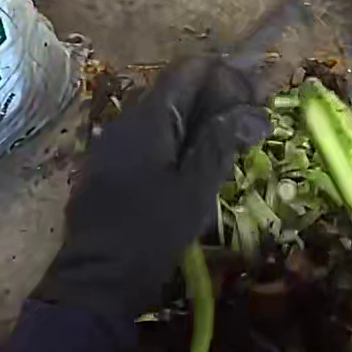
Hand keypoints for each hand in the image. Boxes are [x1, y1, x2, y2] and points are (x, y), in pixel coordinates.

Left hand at [42, 57, 269, 315]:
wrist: (96, 280)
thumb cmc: (150, 233)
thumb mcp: (195, 189)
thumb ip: (221, 143)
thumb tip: (254, 111)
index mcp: (148, 120)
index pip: (190, 70)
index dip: (226, 74)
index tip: (254, 95)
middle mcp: (127, 121)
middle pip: (177, 88)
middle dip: (218, 96)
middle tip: (251, 119)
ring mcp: (115, 142)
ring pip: (166, 113)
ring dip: (201, 118)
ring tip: (233, 140)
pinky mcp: (112, 165)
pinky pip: (152, 136)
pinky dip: (181, 138)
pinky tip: (200, 161)